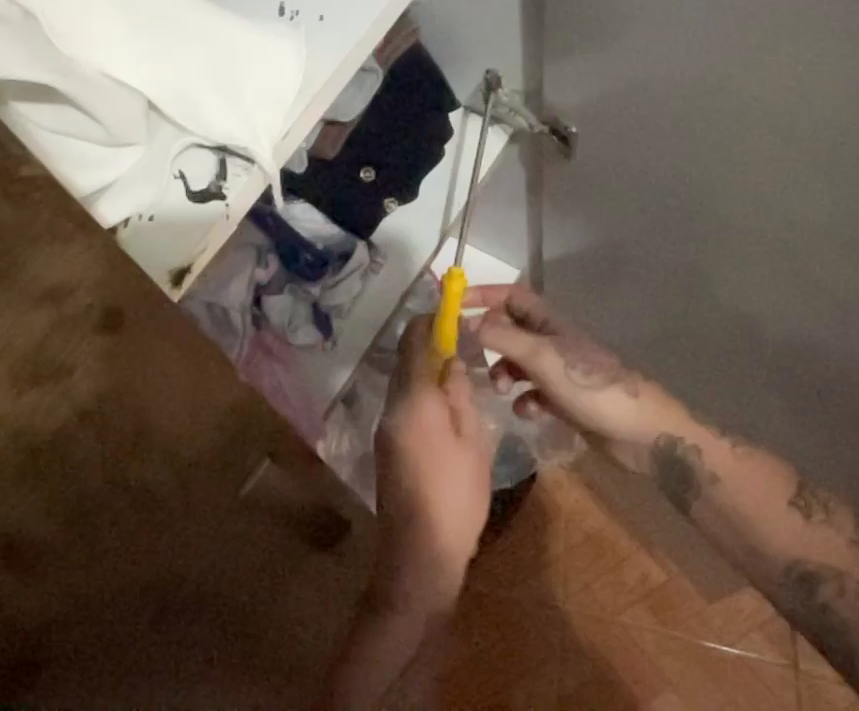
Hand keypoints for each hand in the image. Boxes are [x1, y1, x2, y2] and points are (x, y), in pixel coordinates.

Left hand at [372, 315, 493, 615]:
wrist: (419, 551)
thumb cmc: (456, 496)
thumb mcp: (473, 442)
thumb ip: (461, 396)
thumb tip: (453, 361)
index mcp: (414, 399)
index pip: (416, 340)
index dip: (433, 318)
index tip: (452, 307)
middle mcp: (391, 404)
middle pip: (405, 357)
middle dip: (429, 341)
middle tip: (462, 340)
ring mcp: (385, 424)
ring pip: (402, 380)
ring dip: (425, 368)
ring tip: (460, 372)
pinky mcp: (385, 443)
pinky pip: (402, 402)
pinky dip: (420, 391)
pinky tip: (445, 405)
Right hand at [463, 285, 676, 466]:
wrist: (640, 432)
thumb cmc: (591, 386)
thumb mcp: (540, 357)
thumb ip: (502, 337)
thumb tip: (466, 322)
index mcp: (550, 323)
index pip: (511, 295)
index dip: (484, 295)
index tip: (454, 306)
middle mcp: (553, 342)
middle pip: (510, 330)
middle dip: (488, 342)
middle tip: (470, 358)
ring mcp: (559, 371)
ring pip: (517, 363)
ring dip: (503, 374)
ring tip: (502, 390)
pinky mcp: (564, 400)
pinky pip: (532, 394)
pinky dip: (524, 401)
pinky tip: (529, 413)